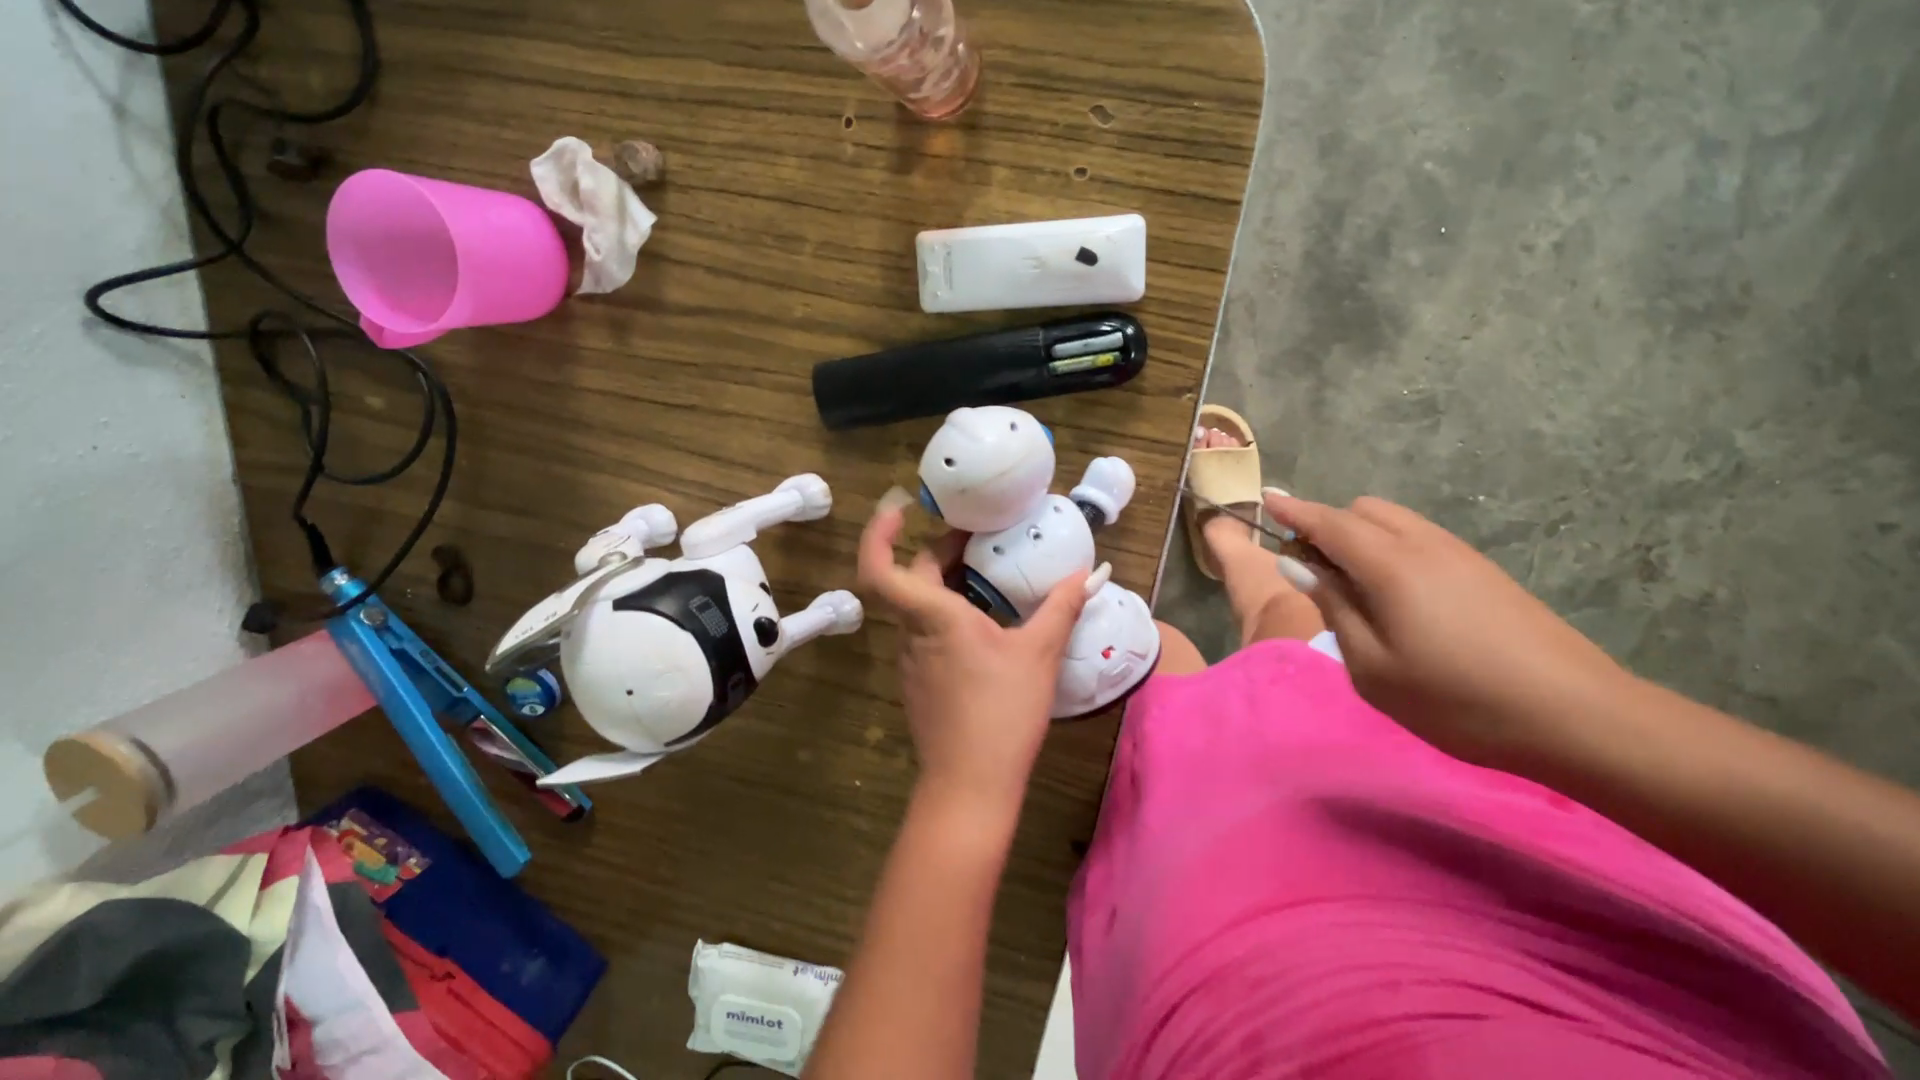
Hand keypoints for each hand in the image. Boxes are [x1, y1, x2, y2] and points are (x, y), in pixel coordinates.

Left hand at [857, 493, 1089, 815]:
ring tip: (988, 578)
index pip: (880, 567)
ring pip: (918, 609)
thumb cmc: (1002, 712)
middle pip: (910, 579)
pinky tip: (985, 628)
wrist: (970, 784)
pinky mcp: (919, 684)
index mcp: (933, 616)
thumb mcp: (1040, 654)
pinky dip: (947, 617)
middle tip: (976, 538)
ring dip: (945, 585)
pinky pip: (927, 635)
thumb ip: (1062, 607)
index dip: (879, 533)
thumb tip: (1090, 572)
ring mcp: (911, 661)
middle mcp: (912, 633)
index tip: (899, 509)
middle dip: (938, 552)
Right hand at [1266, 492, 1632, 766]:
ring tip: (1352, 586)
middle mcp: (1424, 544)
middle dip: (1329, 525)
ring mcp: (1461, 555)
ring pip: (1397, 522)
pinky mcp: (1485, 572)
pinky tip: (1399, 596)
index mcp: (1390, 564)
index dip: (1294, 511)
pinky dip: (1393, 548)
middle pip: (1365, 511)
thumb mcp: (1373, 667)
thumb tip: (1300, 565)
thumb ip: (1334, 608)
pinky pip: (1423, 539)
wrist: (1574, 714)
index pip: (1330, 522)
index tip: (1266, 501)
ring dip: (1363, 537)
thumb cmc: (1456, 699)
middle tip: (1311, 569)